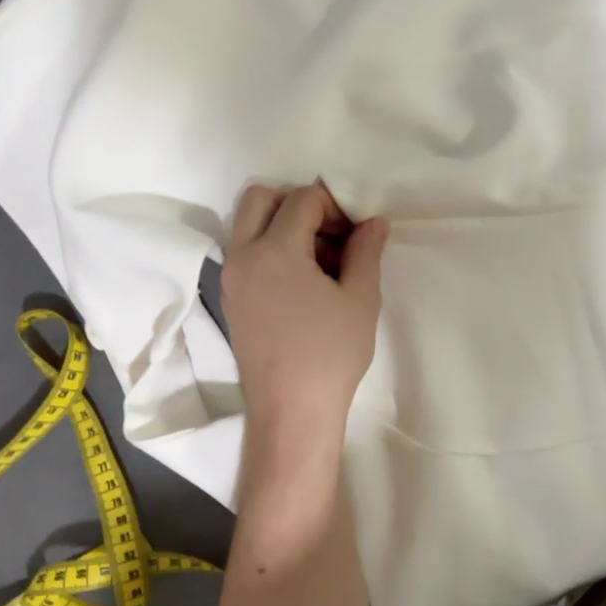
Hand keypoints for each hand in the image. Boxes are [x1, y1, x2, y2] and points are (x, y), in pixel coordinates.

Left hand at [222, 184, 388, 449]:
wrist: (292, 407)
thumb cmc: (332, 352)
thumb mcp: (361, 299)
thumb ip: (366, 253)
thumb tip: (373, 223)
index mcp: (275, 250)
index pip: (302, 200)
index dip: (336, 206)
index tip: (359, 232)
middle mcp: (243, 254)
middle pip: (262, 198)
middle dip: (300, 203)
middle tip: (334, 233)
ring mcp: (232, 276)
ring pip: (249, 223)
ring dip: (284, 225)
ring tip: (323, 261)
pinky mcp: (232, 297)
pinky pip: (247, 251)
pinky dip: (273, 249)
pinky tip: (306, 282)